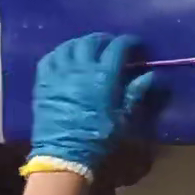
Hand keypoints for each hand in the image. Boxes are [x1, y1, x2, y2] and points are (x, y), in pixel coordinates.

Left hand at [28, 33, 155, 175]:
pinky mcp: (44, 82)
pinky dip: (60, 53)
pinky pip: (50, 58)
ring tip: (87, 48)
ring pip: (69, 46)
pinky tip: (65, 57)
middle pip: (92, 42)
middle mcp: (81, 68)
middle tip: (110, 45)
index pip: (117, 47)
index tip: (135, 44)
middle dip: (104, 39)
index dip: (128, 42)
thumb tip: (150, 75)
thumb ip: (134, 93)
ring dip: (81, 43)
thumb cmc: (98, 138)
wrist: (64, 155)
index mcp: (104, 76)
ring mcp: (60, 73)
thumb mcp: (123, 118)